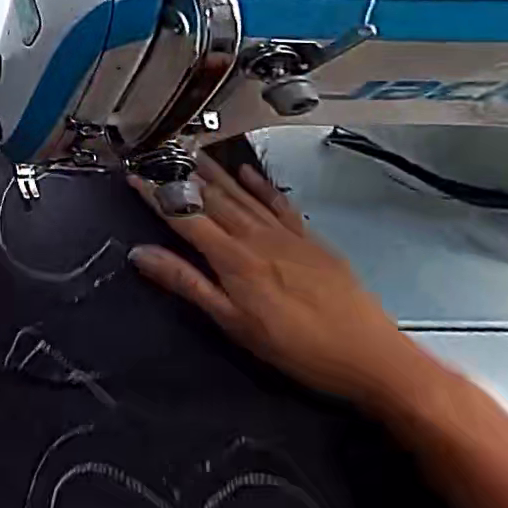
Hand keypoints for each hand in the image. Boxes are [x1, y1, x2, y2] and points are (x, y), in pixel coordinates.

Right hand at [127, 153, 422, 403]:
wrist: (372, 356)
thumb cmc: (297, 348)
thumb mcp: (234, 325)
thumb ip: (187, 284)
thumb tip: (141, 253)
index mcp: (233, 258)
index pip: (185, 217)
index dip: (157, 195)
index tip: (135, 175)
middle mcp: (255, 235)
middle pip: (212, 198)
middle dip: (182, 175)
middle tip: (159, 152)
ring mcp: (285, 233)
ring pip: (241, 194)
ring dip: (214, 171)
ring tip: (191, 151)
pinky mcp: (310, 239)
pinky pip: (278, 202)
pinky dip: (259, 184)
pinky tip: (245, 170)